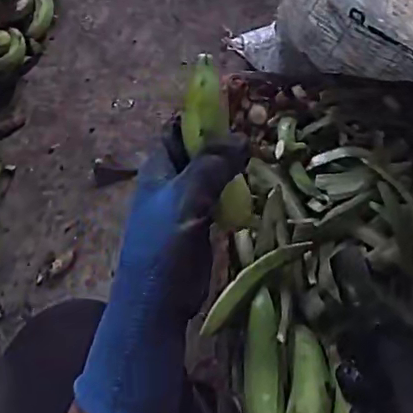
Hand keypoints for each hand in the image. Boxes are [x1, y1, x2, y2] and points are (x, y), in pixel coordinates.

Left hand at [72, 120, 247, 412]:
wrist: (155, 306)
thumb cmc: (163, 245)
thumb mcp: (186, 198)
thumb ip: (211, 165)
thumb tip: (242, 137)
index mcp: (158, 167)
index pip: (178, 128)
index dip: (200, 115)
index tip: (231, 106)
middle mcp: (170, 180)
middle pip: (197, 149)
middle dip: (221, 140)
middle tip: (254, 131)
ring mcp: (184, 203)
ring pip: (210, 172)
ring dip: (230, 165)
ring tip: (257, 156)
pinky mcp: (199, 225)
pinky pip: (218, 196)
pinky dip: (232, 189)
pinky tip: (251, 187)